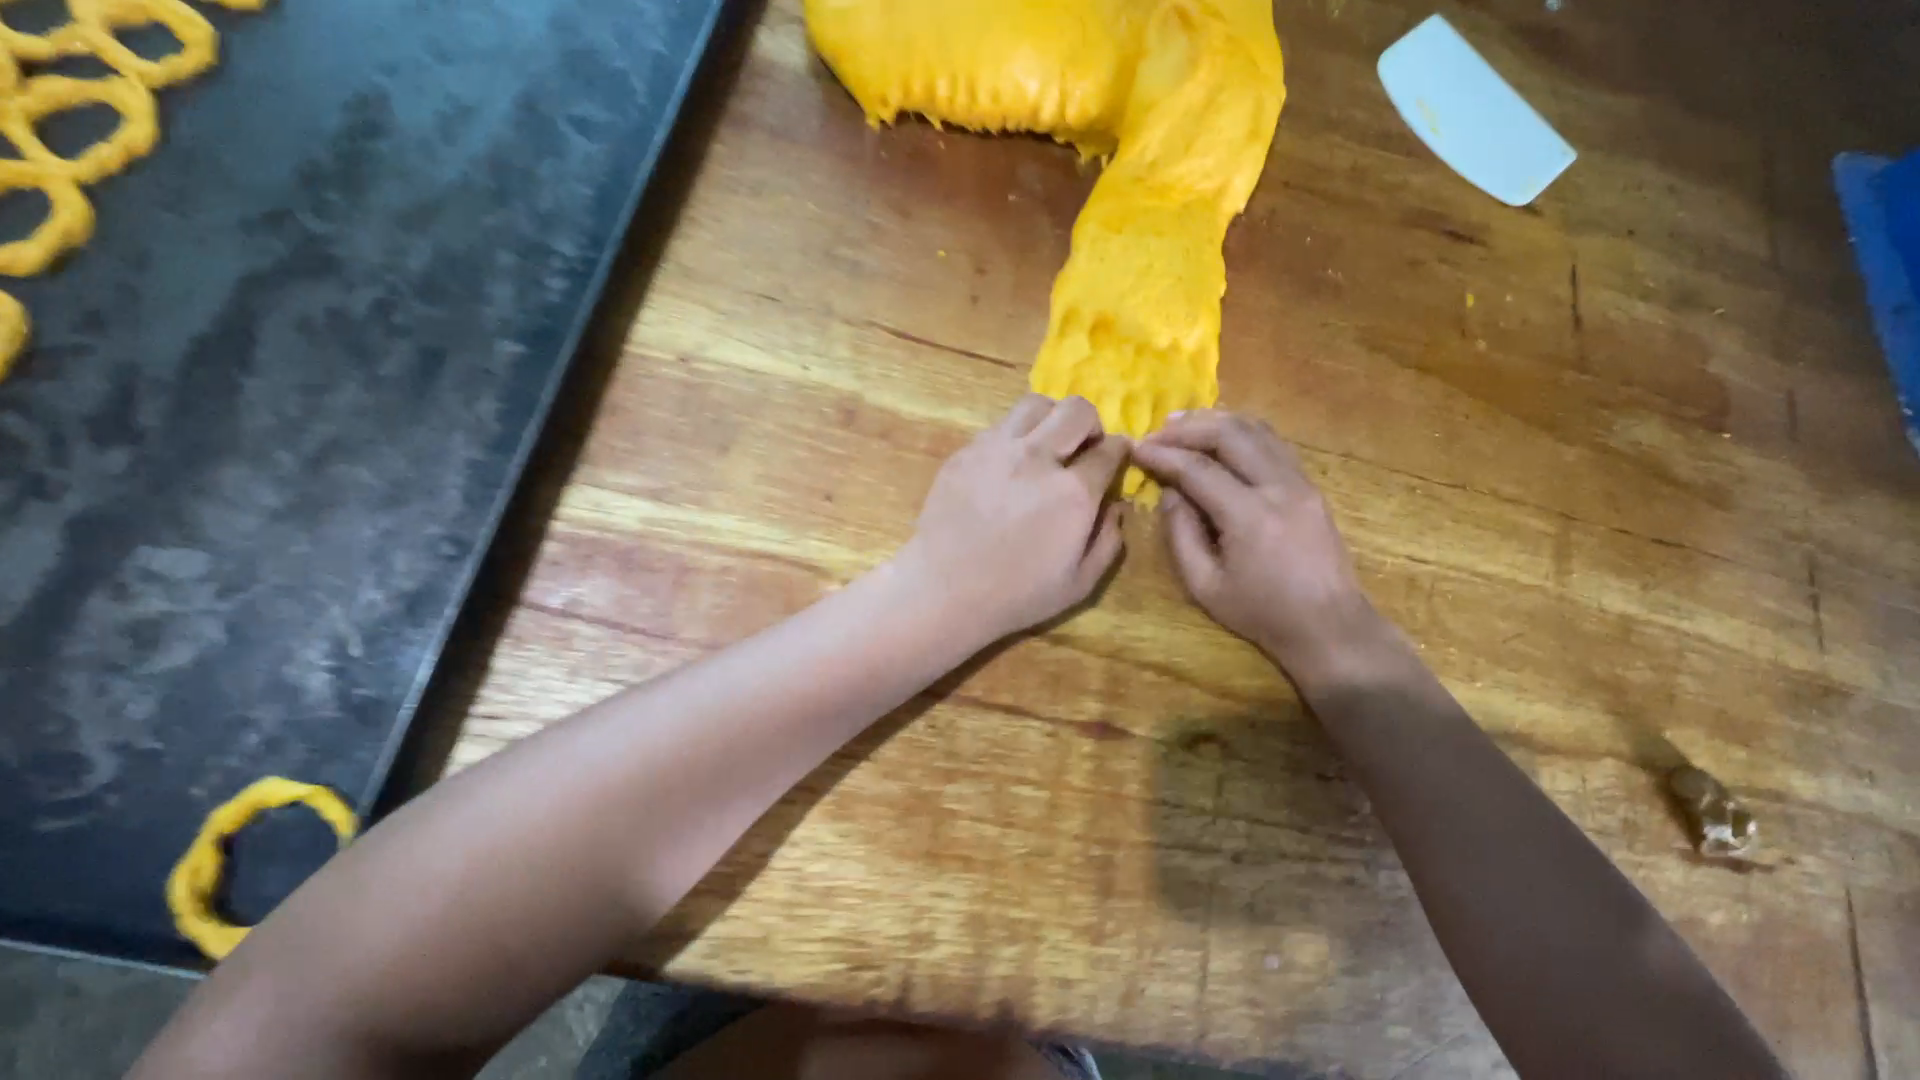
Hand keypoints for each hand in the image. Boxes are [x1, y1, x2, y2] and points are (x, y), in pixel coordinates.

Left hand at [899, 394, 1128, 643]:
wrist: (945, 591)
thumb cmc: (1017, 595)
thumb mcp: (1081, 582)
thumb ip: (1108, 540)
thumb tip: (1116, 505)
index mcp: (1073, 492)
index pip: (1110, 449)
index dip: (1118, 451)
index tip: (1114, 458)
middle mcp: (1037, 458)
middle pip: (1076, 410)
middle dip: (1089, 423)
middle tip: (1082, 447)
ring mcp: (996, 449)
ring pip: (1034, 404)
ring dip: (1050, 419)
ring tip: (1046, 445)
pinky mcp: (965, 452)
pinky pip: (998, 427)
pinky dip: (1013, 437)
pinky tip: (1008, 466)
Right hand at [1133, 410, 1389, 687]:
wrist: (1328, 625)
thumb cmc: (1261, 613)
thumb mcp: (1205, 586)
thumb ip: (1181, 535)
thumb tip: (1169, 492)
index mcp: (1249, 517)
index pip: (1198, 469)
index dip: (1163, 455)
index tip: (1135, 449)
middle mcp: (1278, 488)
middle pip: (1230, 435)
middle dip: (1188, 428)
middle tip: (1156, 433)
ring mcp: (1300, 482)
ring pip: (1257, 429)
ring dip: (1216, 421)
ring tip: (1183, 424)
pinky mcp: (1310, 485)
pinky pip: (1273, 442)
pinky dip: (1242, 430)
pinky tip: (1220, 434)